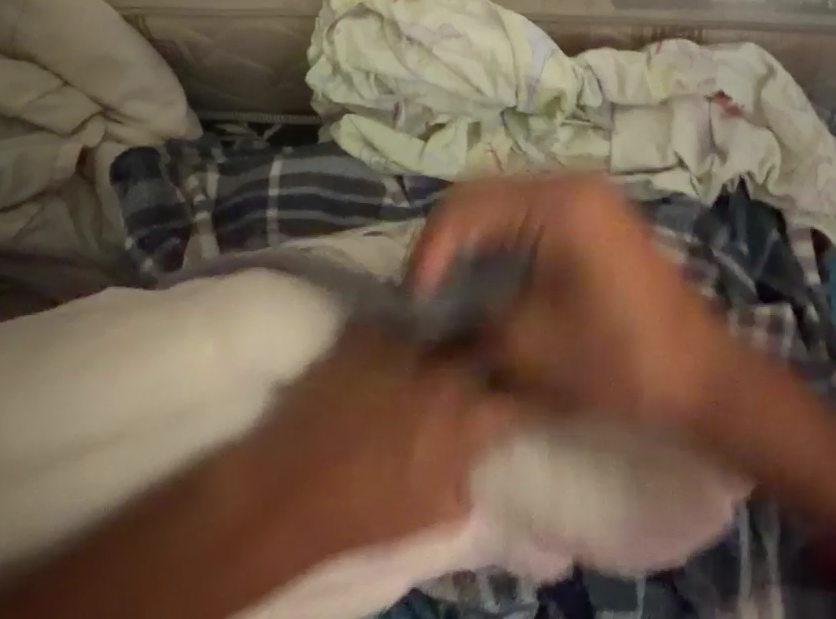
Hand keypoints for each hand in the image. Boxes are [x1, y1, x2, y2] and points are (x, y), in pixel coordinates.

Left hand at [218, 323, 530, 551]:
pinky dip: (402, 330)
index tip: (547, 394)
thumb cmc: (366, 513)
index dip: (539, 397)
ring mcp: (400, 345)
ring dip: (452, 335)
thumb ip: (467, 479)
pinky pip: (394, 321)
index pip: (523, 399)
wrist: (288, 490)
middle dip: (499, 350)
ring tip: (453, 337)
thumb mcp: (436, 515)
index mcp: (467, 416)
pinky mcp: (361, 334)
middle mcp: (442, 370)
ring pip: (443, 325)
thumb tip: (473, 464)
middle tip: (498, 358)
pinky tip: (401, 335)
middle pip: (487, 346)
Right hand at [408, 175, 742, 429]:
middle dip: (447, 247)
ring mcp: (589, 200)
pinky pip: (531, 220)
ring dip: (473, 247)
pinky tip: (493, 289)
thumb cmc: (618, 359)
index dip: (429, 254)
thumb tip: (427, 326)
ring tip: (454, 297)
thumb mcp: (528, 347)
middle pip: (481, 197)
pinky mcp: (597, 222)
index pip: (463, 207)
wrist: (704, 378)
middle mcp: (571, 185)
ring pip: (504, 208)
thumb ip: (467, 326)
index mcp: (556, 202)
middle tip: (429, 300)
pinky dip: (502, 250)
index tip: (415, 306)